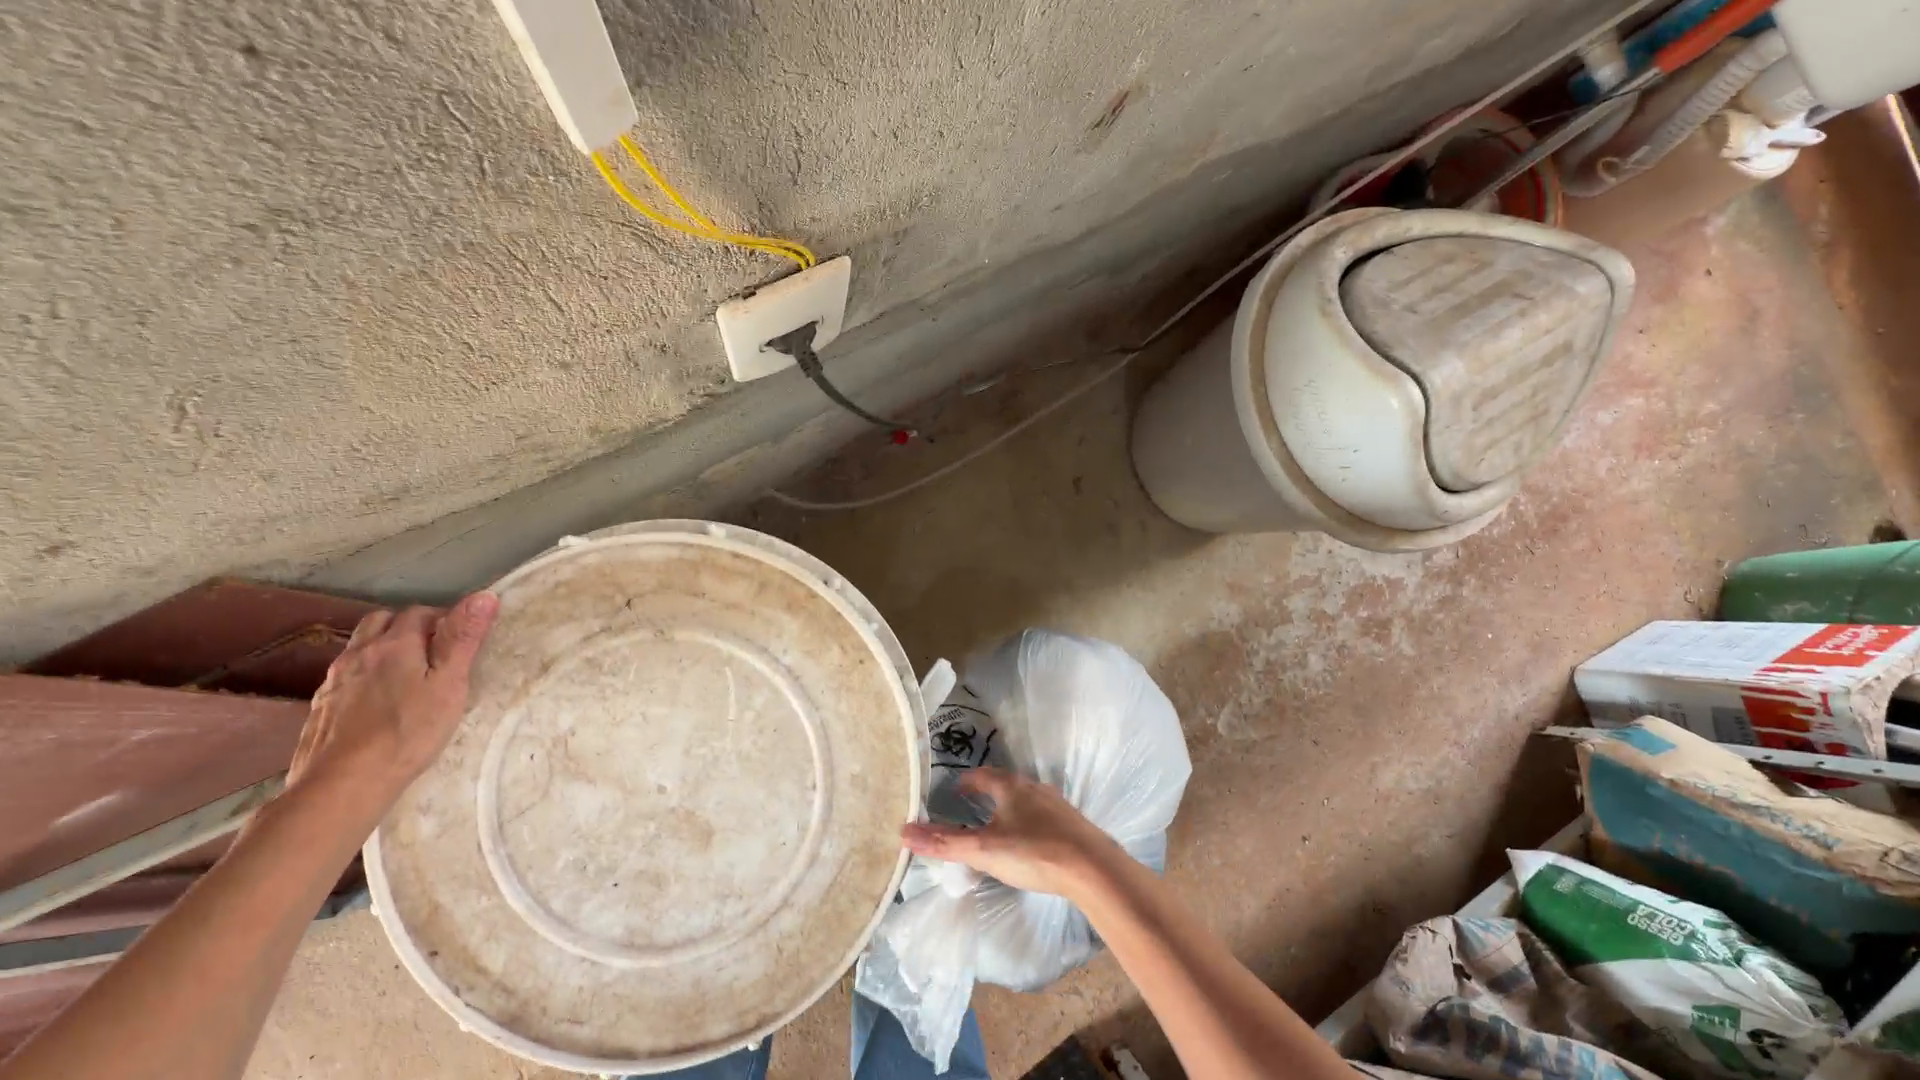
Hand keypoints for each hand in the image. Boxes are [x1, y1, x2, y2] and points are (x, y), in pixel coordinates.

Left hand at [288, 592, 499, 814]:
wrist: (344, 783)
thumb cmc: (408, 732)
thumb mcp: (449, 685)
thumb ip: (463, 639)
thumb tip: (484, 595)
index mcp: (395, 644)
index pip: (420, 612)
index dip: (442, 619)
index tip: (459, 641)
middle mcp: (360, 653)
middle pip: (381, 621)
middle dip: (407, 626)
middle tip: (431, 652)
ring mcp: (335, 680)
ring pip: (360, 648)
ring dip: (382, 649)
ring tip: (404, 677)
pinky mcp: (321, 706)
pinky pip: (345, 676)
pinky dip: (364, 677)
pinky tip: (375, 703)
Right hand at [900, 767, 1123, 898]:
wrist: (1093, 869)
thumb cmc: (1033, 852)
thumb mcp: (983, 850)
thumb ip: (945, 843)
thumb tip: (904, 832)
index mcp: (1011, 787)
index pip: (982, 776)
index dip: (966, 783)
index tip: (955, 792)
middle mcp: (1035, 789)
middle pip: (1006, 786)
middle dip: (988, 795)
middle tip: (972, 808)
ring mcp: (1058, 807)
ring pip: (1027, 802)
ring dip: (1010, 809)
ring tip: (998, 826)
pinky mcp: (1073, 826)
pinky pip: (1044, 819)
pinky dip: (1030, 825)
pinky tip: (1030, 845)